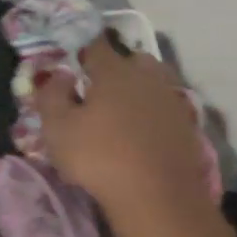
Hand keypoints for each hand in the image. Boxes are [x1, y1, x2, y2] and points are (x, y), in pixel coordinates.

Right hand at [34, 36, 213, 214]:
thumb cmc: (97, 155)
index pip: (97, 48)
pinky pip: (163, 103)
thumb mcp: (57, 128)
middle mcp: (147, 76)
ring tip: (119, 107)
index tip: (73, 59)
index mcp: (113, 72)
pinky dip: (150, 108)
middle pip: (131, 60)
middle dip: (115, 67)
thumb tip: (57, 74)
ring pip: (152, 80)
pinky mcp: (185, 120)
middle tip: (97, 87)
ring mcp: (170, 97)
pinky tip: (139, 127)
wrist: (154, 189)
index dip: (83, 50)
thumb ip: (52, 96)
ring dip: (136, 87)